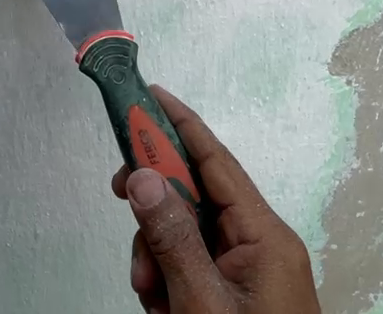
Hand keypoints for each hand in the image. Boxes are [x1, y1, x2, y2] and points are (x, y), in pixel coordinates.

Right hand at [111, 85, 319, 312]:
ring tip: (152, 300)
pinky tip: (162, 310)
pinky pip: (188, 262)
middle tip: (118, 200)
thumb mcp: (201, 304)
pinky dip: (166, 278)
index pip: (215, 158)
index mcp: (263, 234)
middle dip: (154, 206)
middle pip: (193, 193)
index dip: (180, 121)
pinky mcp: (235, 293)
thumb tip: (142, 174)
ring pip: (183, 231)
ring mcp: (247, 269)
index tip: (147, 91)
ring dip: (154, 255)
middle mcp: (258, 242)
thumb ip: (170, 237)